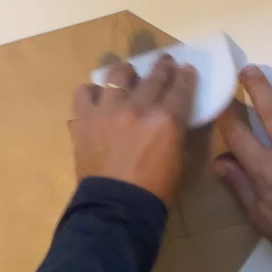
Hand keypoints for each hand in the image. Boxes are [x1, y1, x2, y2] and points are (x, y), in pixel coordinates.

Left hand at [72, 56, 198, 206]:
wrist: (116, 209)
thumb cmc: (155, 191)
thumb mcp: (179, 160)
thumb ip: (177, 132)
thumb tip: (174, 118)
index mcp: (167, 120)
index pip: (181, 87)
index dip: (186, 76)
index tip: (186, 69)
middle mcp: (139, 108)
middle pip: (154, 76)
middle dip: (163, 66)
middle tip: (165, 63)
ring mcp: (108, 110)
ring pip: (118, 75)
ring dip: (127, 73)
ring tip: (128, 75)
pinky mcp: (85, 119)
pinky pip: (85, 92)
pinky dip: (93, 92)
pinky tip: (98, 98)